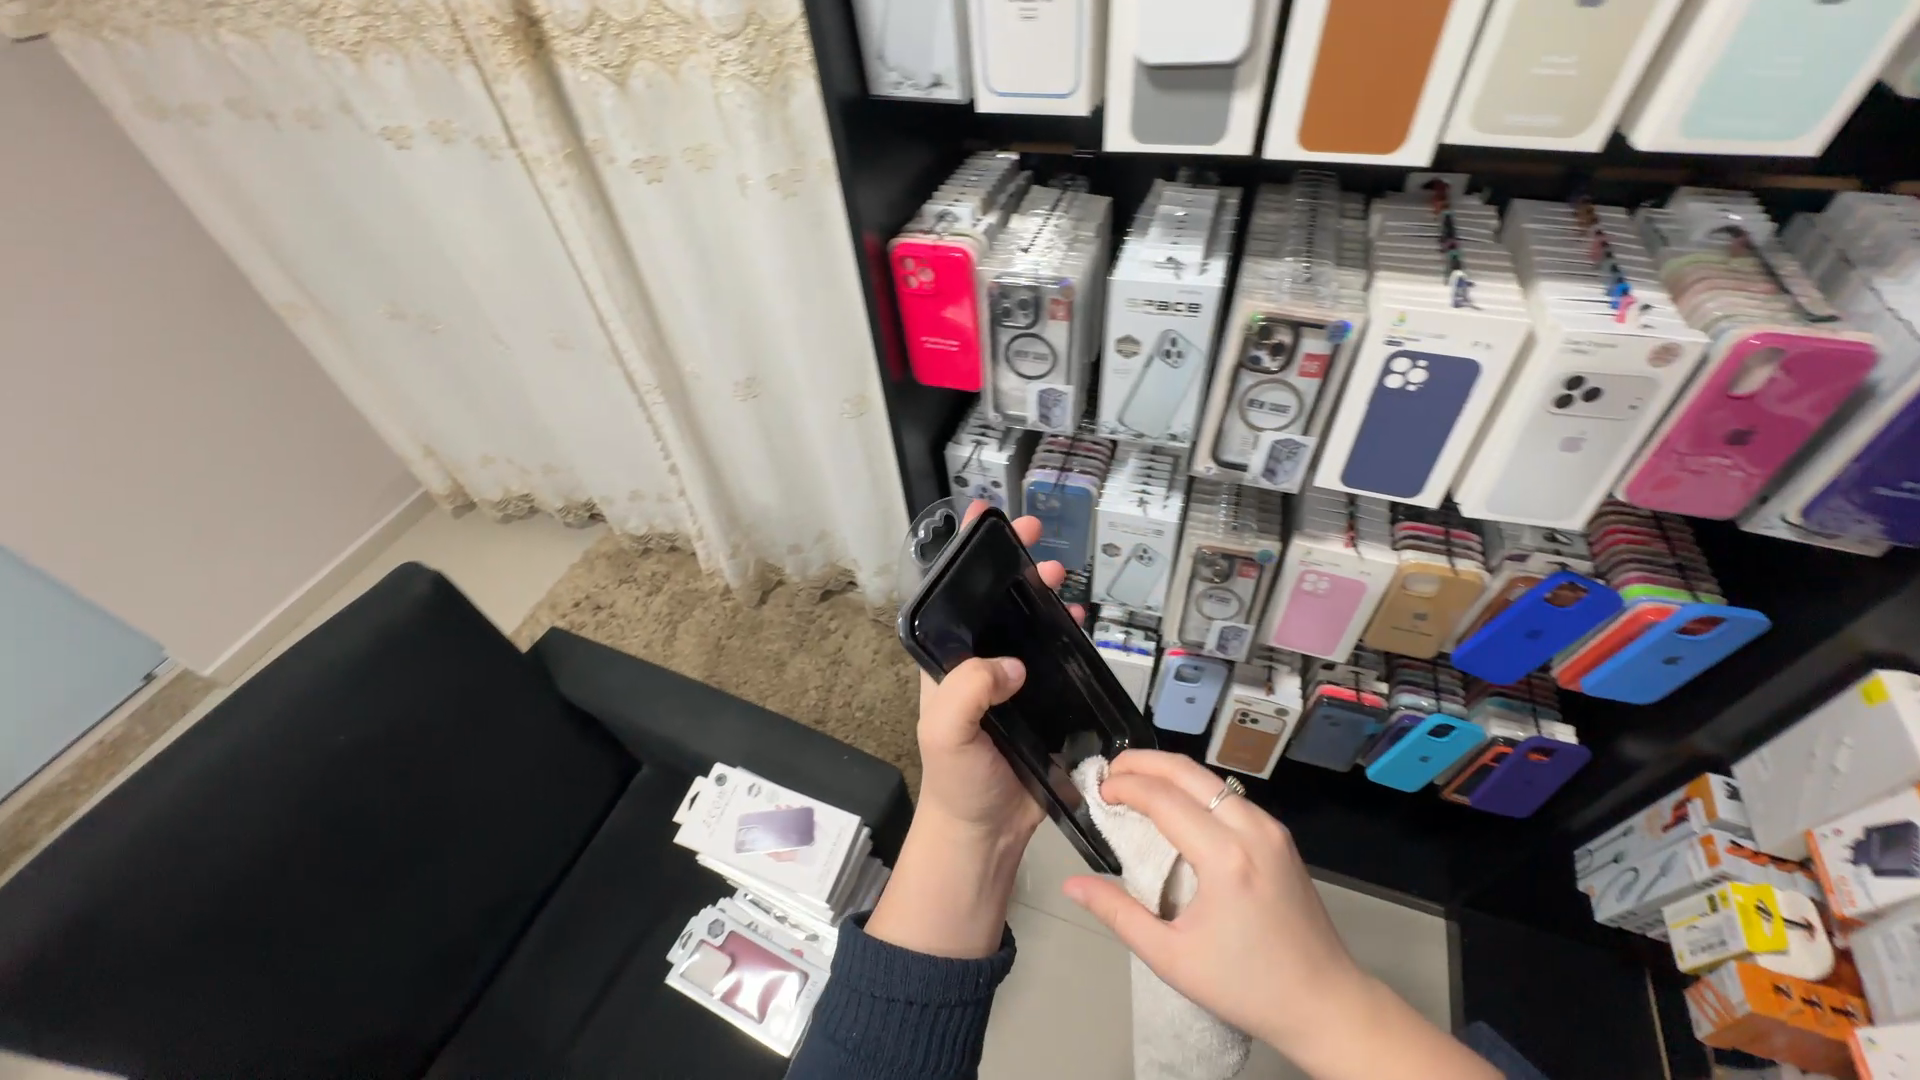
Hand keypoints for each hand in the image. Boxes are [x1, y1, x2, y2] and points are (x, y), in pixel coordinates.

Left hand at [914, 502, 1080, 846]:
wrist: (987, 831)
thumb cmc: (957, 780)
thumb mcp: (945, 731)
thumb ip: (967, 691)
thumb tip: (1011, 664)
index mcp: (946, 663)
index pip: (952, 599)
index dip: (964, 556)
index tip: (983, 517)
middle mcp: (976, 666)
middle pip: (995, 604)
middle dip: (1014, 568)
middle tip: (1037, 540)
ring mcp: (1010, 683)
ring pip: (1028, 627)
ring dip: (1043, 598)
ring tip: (1061, 576)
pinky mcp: (1040, 702)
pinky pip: (1056, 659)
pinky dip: (1067, 637)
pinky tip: (1079, 625)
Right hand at [1062, 751, 1498, 1079]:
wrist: (1327, 1004)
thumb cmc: (1246, 986)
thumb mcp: (1172, 957)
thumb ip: (1118, 914)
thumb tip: (1073, 885)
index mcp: (1225, 857)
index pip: (1164, 798)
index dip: (1125, 786)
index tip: (1098, 791)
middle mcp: (1252, 829)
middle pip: (1188, 772)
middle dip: (1143, 762)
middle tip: (1110, 772)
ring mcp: (1271, 829)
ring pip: (1211, 779)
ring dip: (1169, 772)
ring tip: (1135, 783)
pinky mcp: (1280, 837)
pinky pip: (1229, 796)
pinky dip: (1194, 789)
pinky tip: (1175, 805)